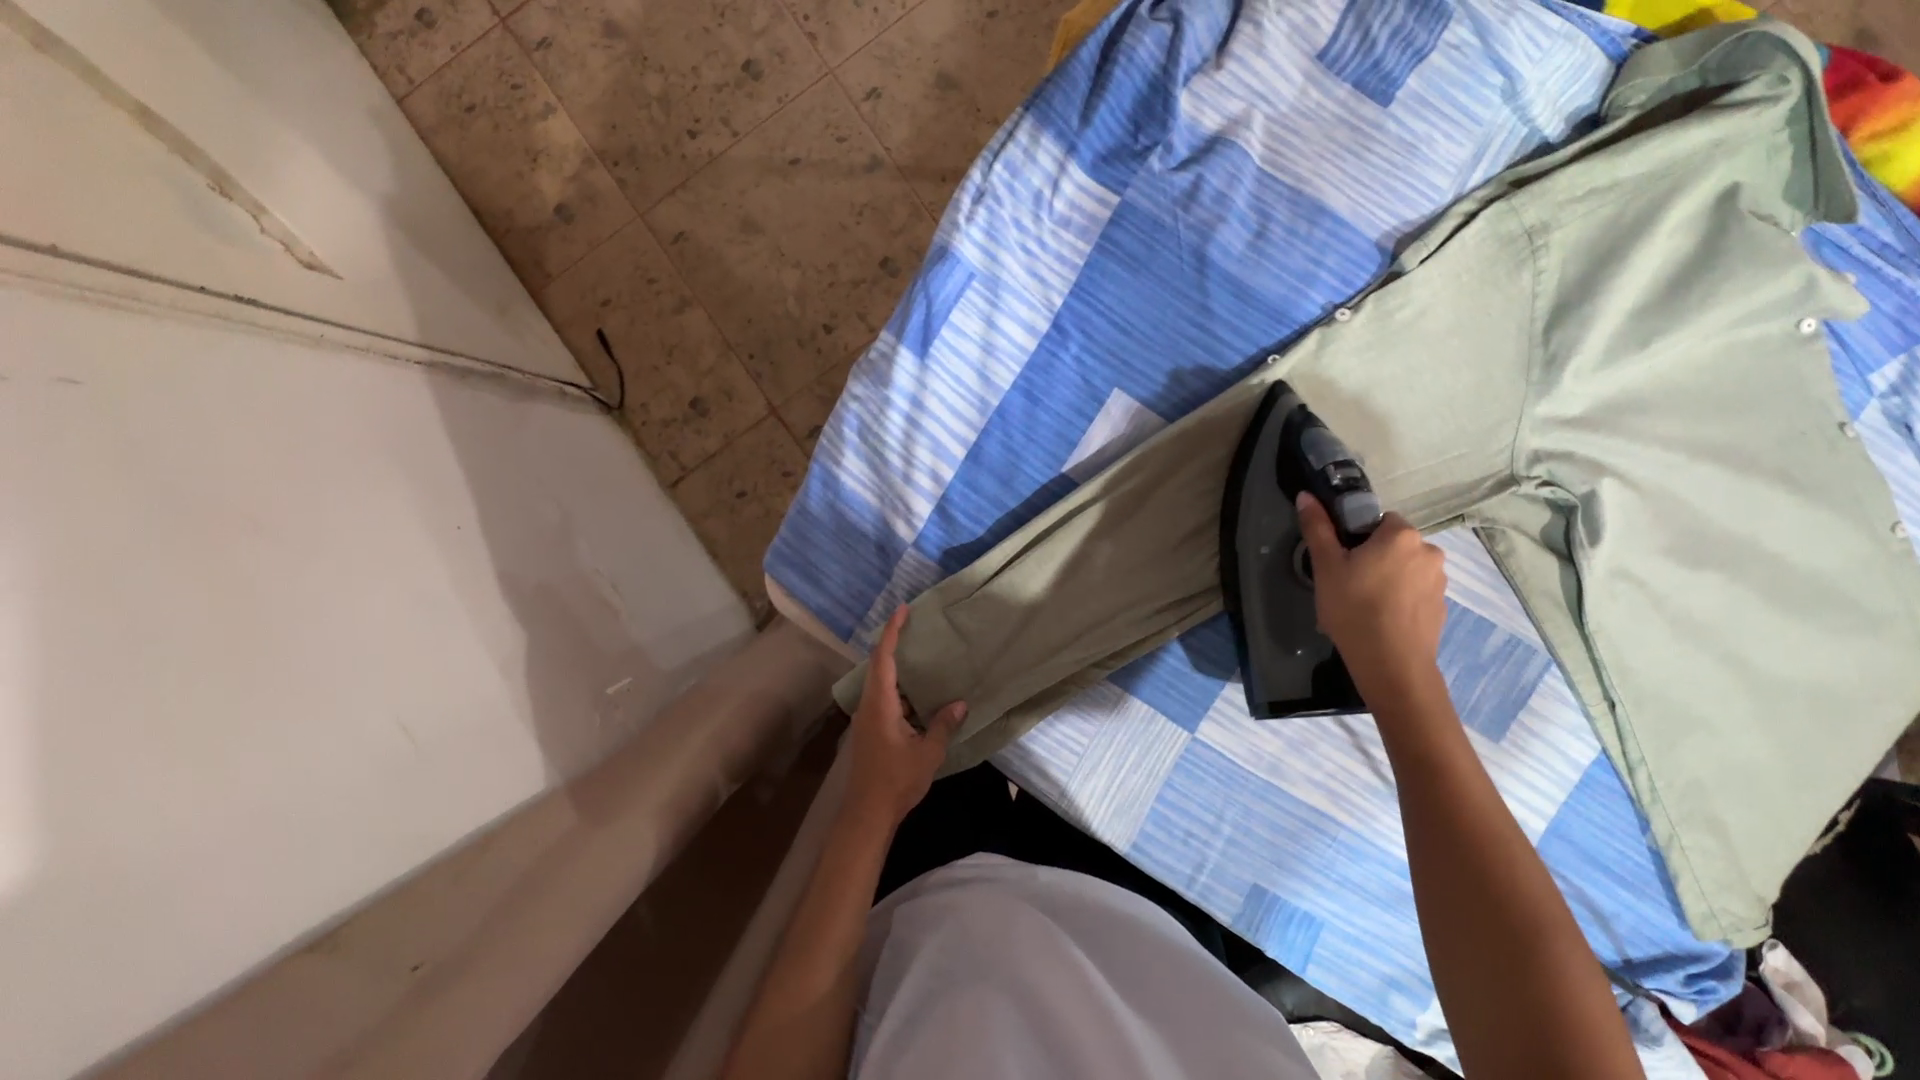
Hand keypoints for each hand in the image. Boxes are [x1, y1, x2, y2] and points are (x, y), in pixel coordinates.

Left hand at [844, 607, 966, 829]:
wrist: (868, 813)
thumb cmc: (896, 781)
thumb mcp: (927, 753)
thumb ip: (942, 725)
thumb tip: (959, 703)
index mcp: (880, 705)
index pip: (884, 658)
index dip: (892, 632)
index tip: (903, 610)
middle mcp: (869, 706)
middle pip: (880, 667)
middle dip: (895, 644)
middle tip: (916, 626)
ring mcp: (867, 720)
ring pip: (882, 685)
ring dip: (899, 670)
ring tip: (924, 656)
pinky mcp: (870, 732)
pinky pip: (885, 700)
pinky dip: (901, 690)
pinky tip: (920, 695)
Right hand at [1296, 492, 1448, 710]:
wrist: (1391, 664)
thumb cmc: (1354, 609)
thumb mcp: (1326, 567)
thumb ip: (1317, 528)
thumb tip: (1306, 496)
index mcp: (1401, 535)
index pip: (1379, 520)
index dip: (1358, 537)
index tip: (1342, 560)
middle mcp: (1429, 551)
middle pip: (1395, 545)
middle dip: (1375, 558)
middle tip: (1348, 584)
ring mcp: (1440, 581)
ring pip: (1406, 570)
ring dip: (1390, 579)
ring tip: (1365, 606)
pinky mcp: (1442, 607)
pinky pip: (1416, 594)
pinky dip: (1401, 600)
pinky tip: (1382, 621)